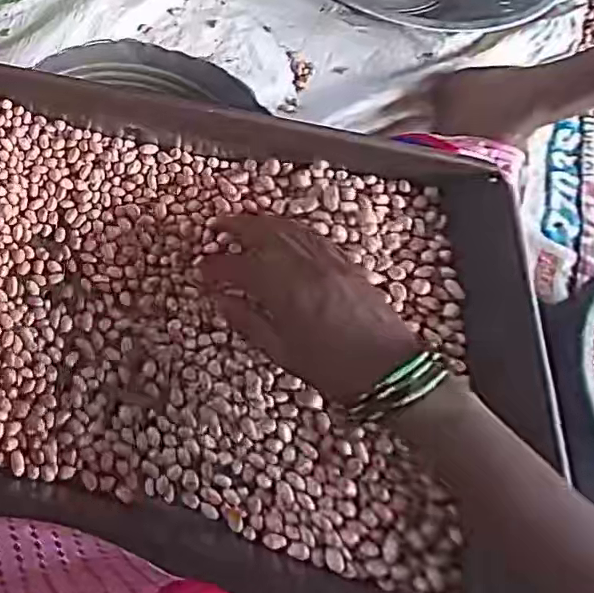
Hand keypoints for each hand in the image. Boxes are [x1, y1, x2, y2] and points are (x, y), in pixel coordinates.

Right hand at [197, 215, 420, 400]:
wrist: (391, 370)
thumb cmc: (333, 368)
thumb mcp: (281, 351)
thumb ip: (247, 321)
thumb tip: (220, 300)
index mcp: (282, 291)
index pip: (237, 267)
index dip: (215, 266)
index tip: (201, 269)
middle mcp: (302, 267)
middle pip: (260, 233)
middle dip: (234, 227)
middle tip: (215, 228)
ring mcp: (325, 260)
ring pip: (285, 227)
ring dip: (259, 222)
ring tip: (241, 223)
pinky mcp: (343, 261)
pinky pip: (309, 233)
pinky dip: (288, 227)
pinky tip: (280, 231)